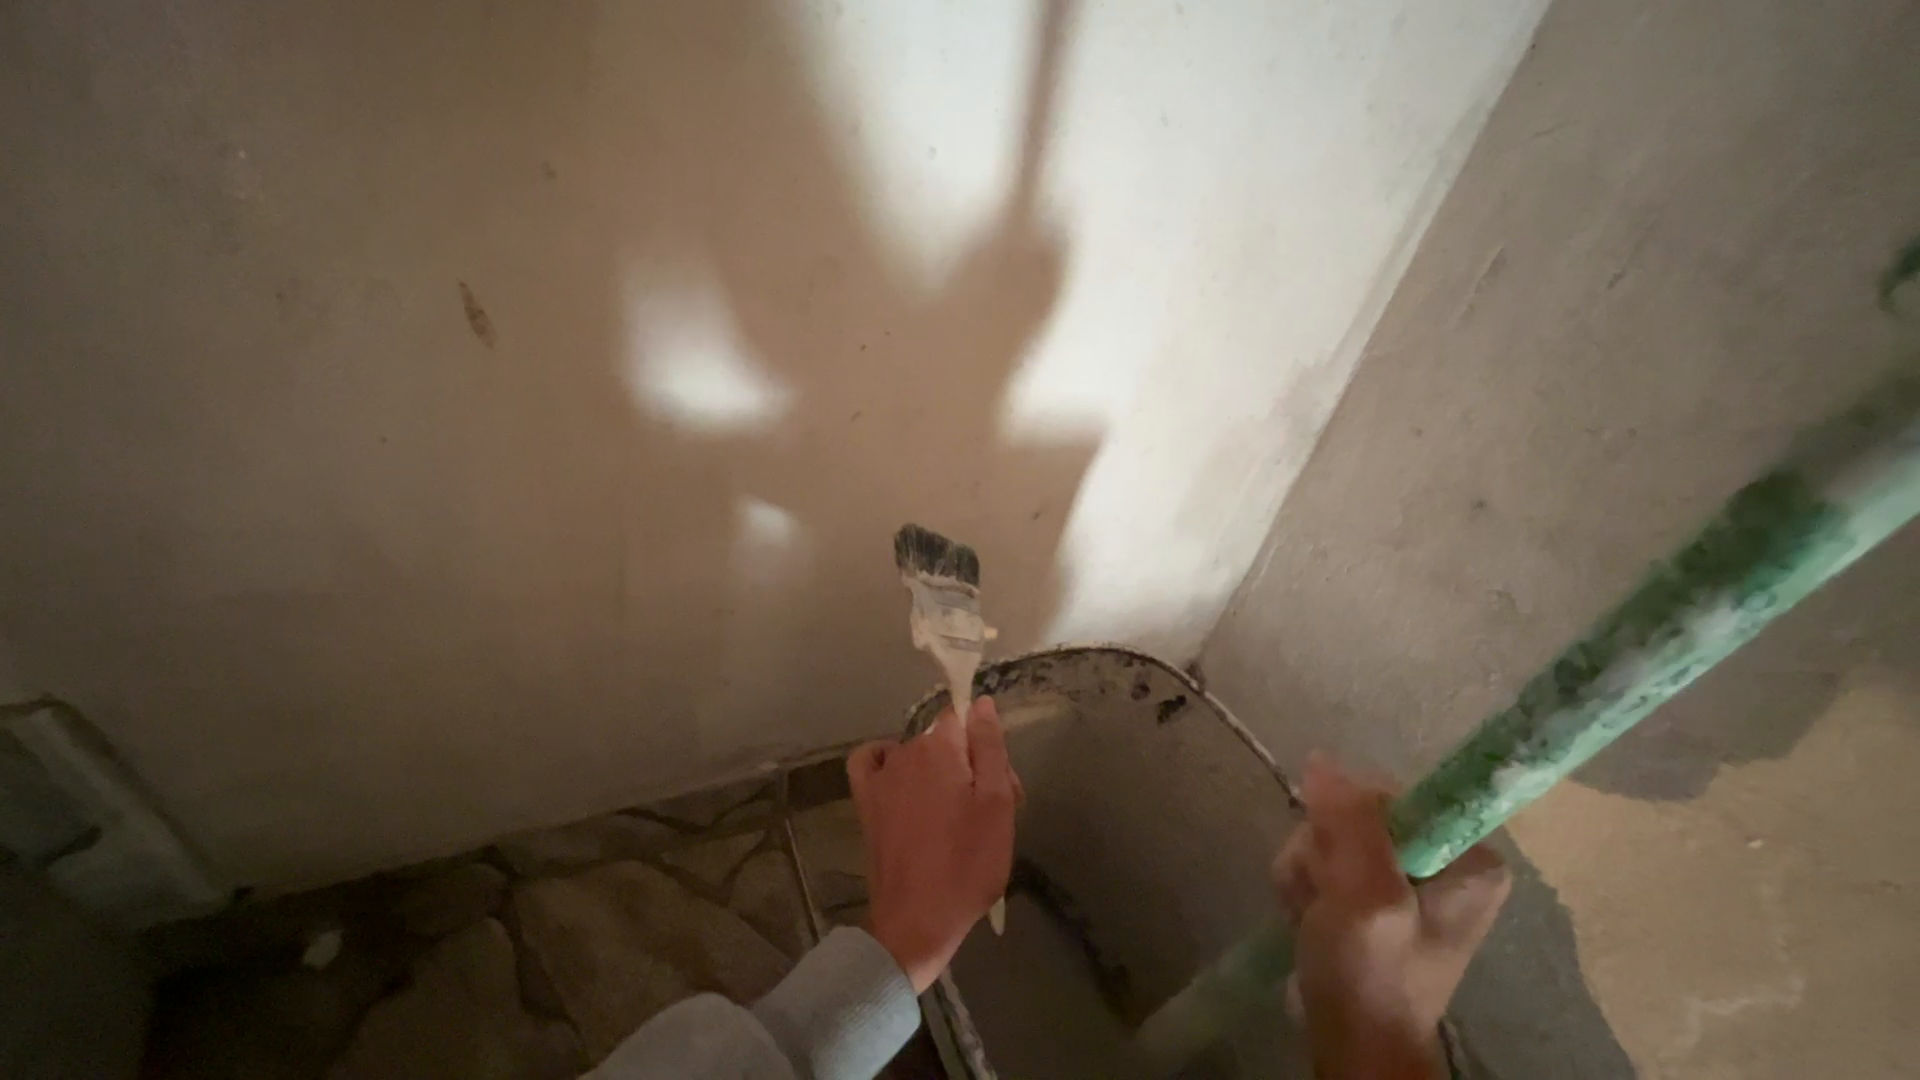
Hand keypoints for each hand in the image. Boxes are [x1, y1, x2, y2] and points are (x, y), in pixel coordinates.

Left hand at [848, 696, 1019, 991]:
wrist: (917, 922)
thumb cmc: (967, 864)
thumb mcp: (997, 804)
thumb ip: (990, 747)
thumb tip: (981, 702)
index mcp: (940, 747)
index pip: (966, 720)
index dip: (987, 746)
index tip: (1001, 783)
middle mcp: (906, 751)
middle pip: (946, 741)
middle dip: (970, 765)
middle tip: (991, 815)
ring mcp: (881, 776)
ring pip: (919, 756)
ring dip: (942, 777)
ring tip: (959, 822)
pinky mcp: (866, 802)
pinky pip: (871, 762)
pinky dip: (887, 764)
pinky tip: (904, 786)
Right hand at [1272, 754, 1509, 1079]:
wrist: (1352, 1040)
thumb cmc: (1371, 974)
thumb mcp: (1366, 896)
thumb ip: (1349, 824)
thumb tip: (1321, 758)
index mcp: (1469, 856)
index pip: (1393, 794)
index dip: (1350, 815)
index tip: (1336, 855)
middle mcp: (1442, 857)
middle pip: (1355, 812)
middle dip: (1321, 848)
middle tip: (1321, 891)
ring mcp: (1404, 876)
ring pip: (1329, 832)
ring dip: (1306, 866)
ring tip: (1310, 910)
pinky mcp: (1371, 891)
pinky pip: (1321, 856)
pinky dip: (1302, 881)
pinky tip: (1305, 912)